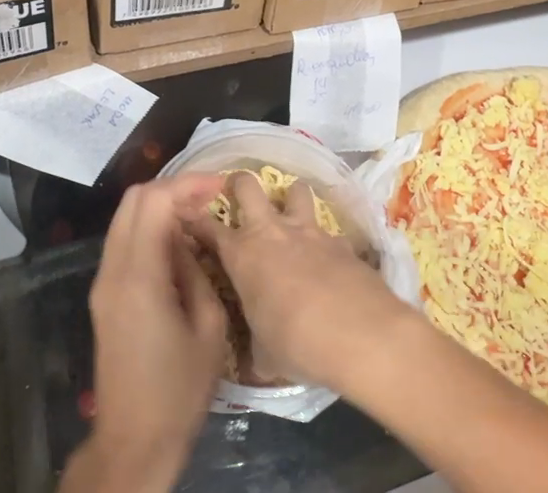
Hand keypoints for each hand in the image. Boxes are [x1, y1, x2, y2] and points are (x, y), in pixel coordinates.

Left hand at [66, 176, 228, 492]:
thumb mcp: (210, 328)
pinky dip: (150, 228)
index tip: (222, 186)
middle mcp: (113, 271)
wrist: (134, 439)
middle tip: (210, 196)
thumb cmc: (180, 390)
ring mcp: (103, 283)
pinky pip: (123, 242)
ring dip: (160, 206)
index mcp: (139, 277)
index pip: (155, 201)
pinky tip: (179, 241)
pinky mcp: (104, 296)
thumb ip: (199, 271)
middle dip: (173, 188)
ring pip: (124, 218)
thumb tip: (192, 238)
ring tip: (199, 214)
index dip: (189, 184)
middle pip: (133, 200)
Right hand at [189, 172, 410, 389]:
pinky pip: (328, 229)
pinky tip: (329, 259)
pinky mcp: (342, 240)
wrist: (360, 334)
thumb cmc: (297, 343)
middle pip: (247, 185)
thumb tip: (256, 365)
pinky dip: (324, 238)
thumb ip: (256, 351)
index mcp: (241, 255)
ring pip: (296, 189)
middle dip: (239, 183)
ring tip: (290, 214)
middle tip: (238, 193)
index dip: (194, 219)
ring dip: (290, 197)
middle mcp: (271, 232)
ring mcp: (310, 231)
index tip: (186, 215)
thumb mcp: (265, 355)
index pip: (207, 227)